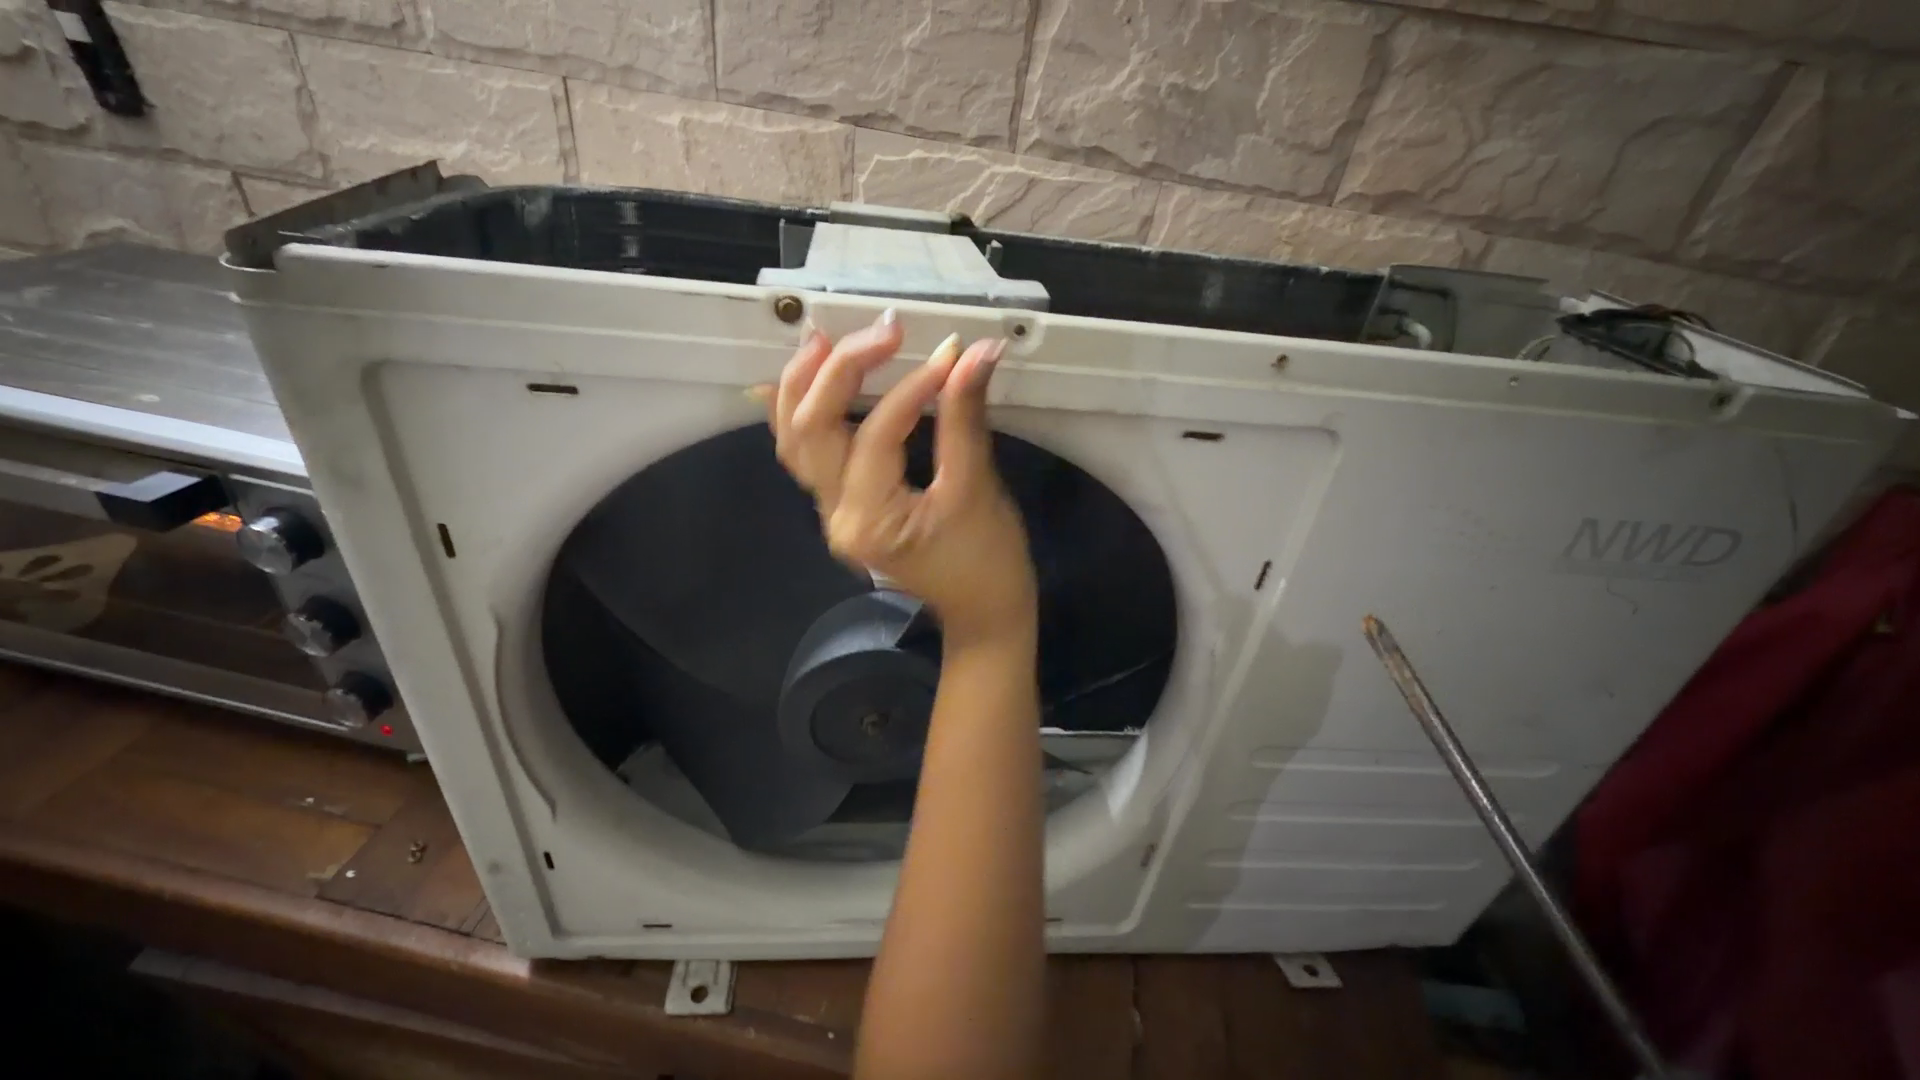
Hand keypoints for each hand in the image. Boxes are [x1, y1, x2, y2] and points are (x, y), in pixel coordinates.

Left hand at [766, 309, 1037, 645]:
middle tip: (884, 330)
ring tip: (825, 338)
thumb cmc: (988, 560)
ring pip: (794, 440)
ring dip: (805, 384)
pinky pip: (804, 455)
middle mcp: (836, 516)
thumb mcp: (978, 487)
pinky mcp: (840, 506)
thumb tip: (975, 350)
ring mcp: (831, 512)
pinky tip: (800, 378)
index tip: (950, 352)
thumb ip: (965, 416)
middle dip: (840, 370)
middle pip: (811, 429)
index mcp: (871, 520)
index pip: (877, 434)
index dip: (913, 386)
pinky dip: (798, 413)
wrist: (983, 613)